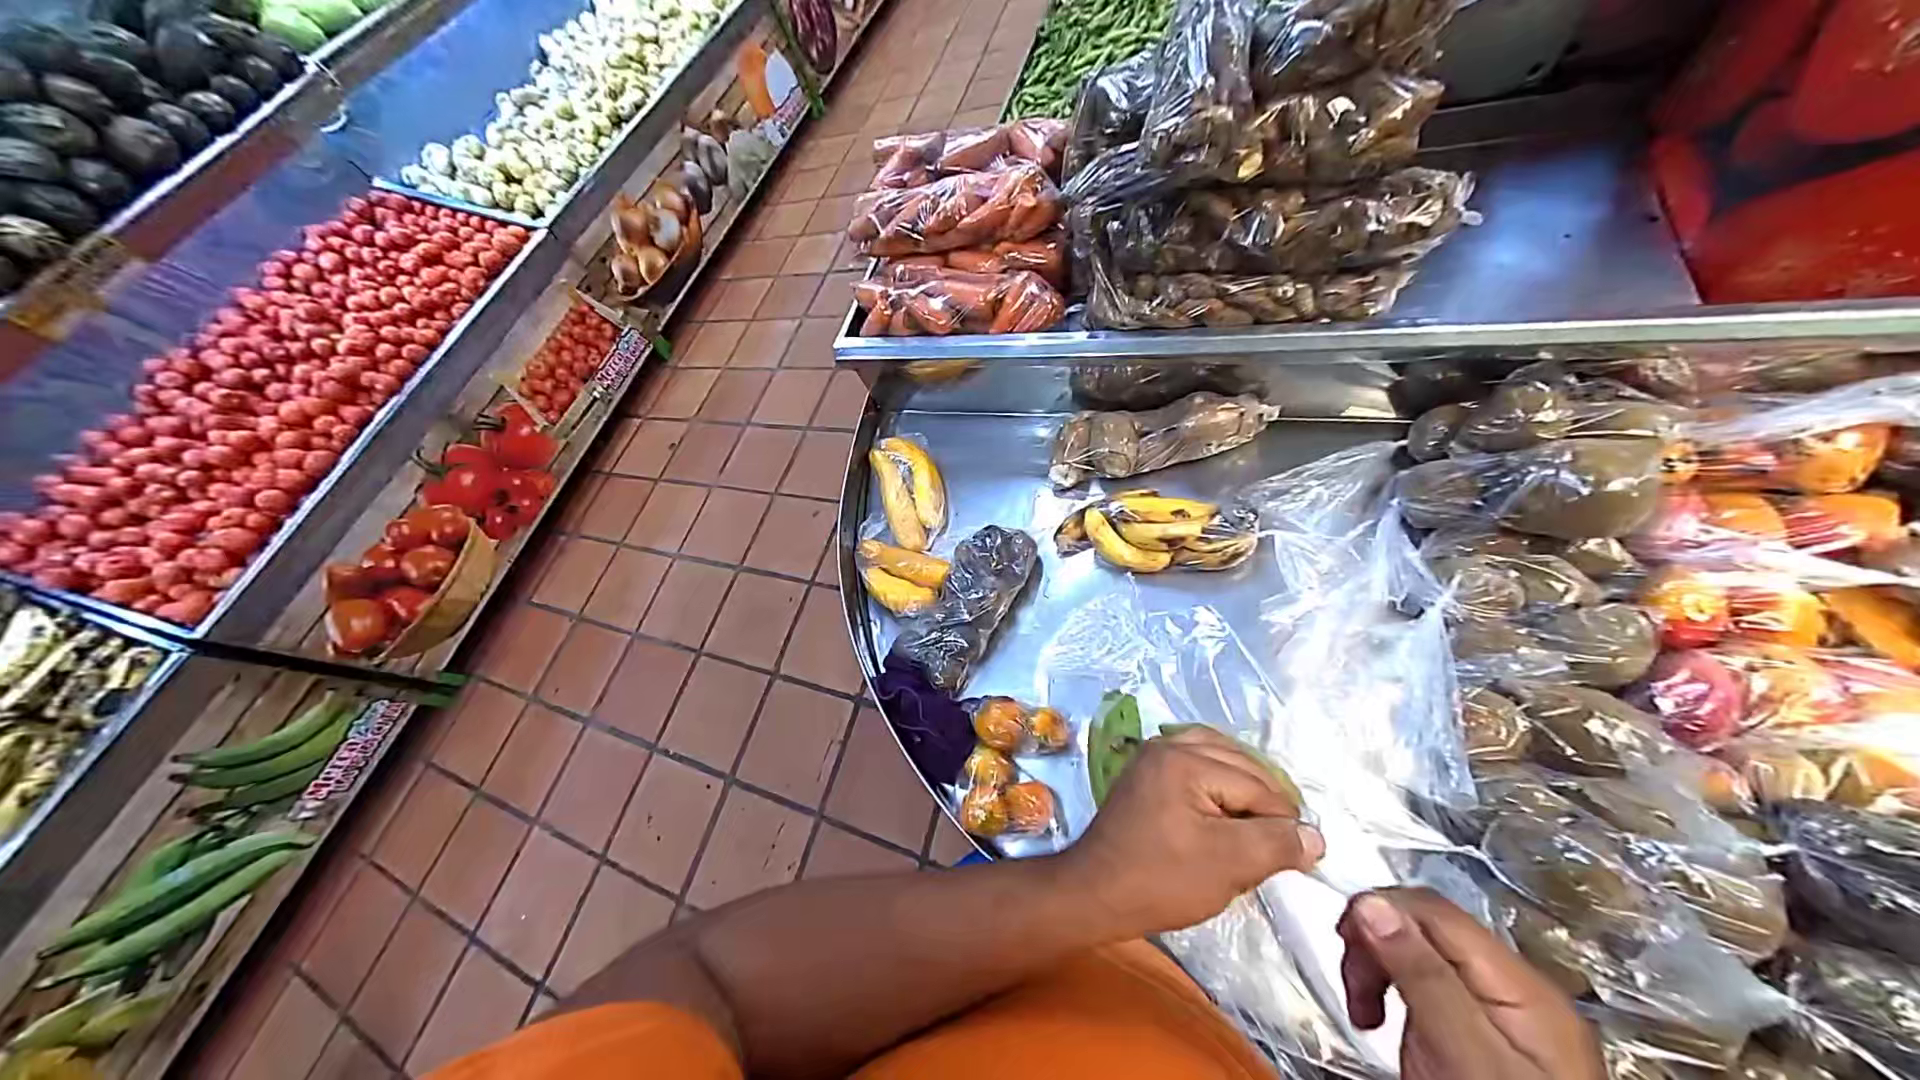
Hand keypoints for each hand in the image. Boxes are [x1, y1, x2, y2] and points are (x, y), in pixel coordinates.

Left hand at [1056, 726, 1323, 936]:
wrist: (1096, 892)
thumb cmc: (1161, 878)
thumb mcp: (1228, 864)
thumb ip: (1276, 844)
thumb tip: (1314, 835)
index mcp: (1184, 760)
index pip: (1256, 786)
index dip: (1284, 822)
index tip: (1300, 855)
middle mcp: (1167, 746)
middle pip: (1239, 764)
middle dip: (1265, 802)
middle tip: (1284, 841)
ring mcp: (1152, 757)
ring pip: (1218, 758)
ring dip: (1244, 786)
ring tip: (1261, 824)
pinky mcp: (1146, 774)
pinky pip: (1196, 764)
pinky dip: (1218, 781)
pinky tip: (1229, 810)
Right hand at [1338, 888, 1604, 1079]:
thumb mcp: (1460, 1054)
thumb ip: (1421, 974)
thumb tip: (1369, 902)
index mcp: (1520, 985)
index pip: (1434, 909)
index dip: (1379, 910)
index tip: (1343, 945)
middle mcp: (1511, 987)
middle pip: (1423, 925)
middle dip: (1374, 944)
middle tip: (1354, 989)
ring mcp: (1495, 1010)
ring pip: (1416, 948)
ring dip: (1377, 967)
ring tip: (1364, 1012)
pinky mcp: (1475, 1029)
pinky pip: (1423, 982)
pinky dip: (1391, 989)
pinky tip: (1385, 1020)